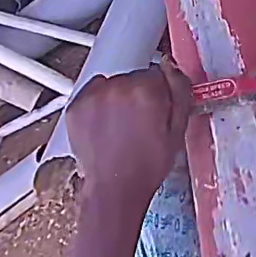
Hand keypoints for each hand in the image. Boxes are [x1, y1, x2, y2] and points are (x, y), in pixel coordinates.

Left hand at [66, 63, 192, 222]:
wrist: (115, 190)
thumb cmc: (146, 165)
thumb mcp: (178, 128)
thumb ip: (180, 89)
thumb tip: (172, 66)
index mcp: (147, 90)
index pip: (158, 73)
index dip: (161, 93)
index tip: (158, 109)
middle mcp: (118, 87)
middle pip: (135, 77)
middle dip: (139, 94)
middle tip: (141, 121)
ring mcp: (94, 96)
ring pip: (114, 83)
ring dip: (118, 97)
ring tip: (122, 125)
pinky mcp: (76, 106)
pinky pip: (92, 92)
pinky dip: (98, 102)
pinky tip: (106, 124)